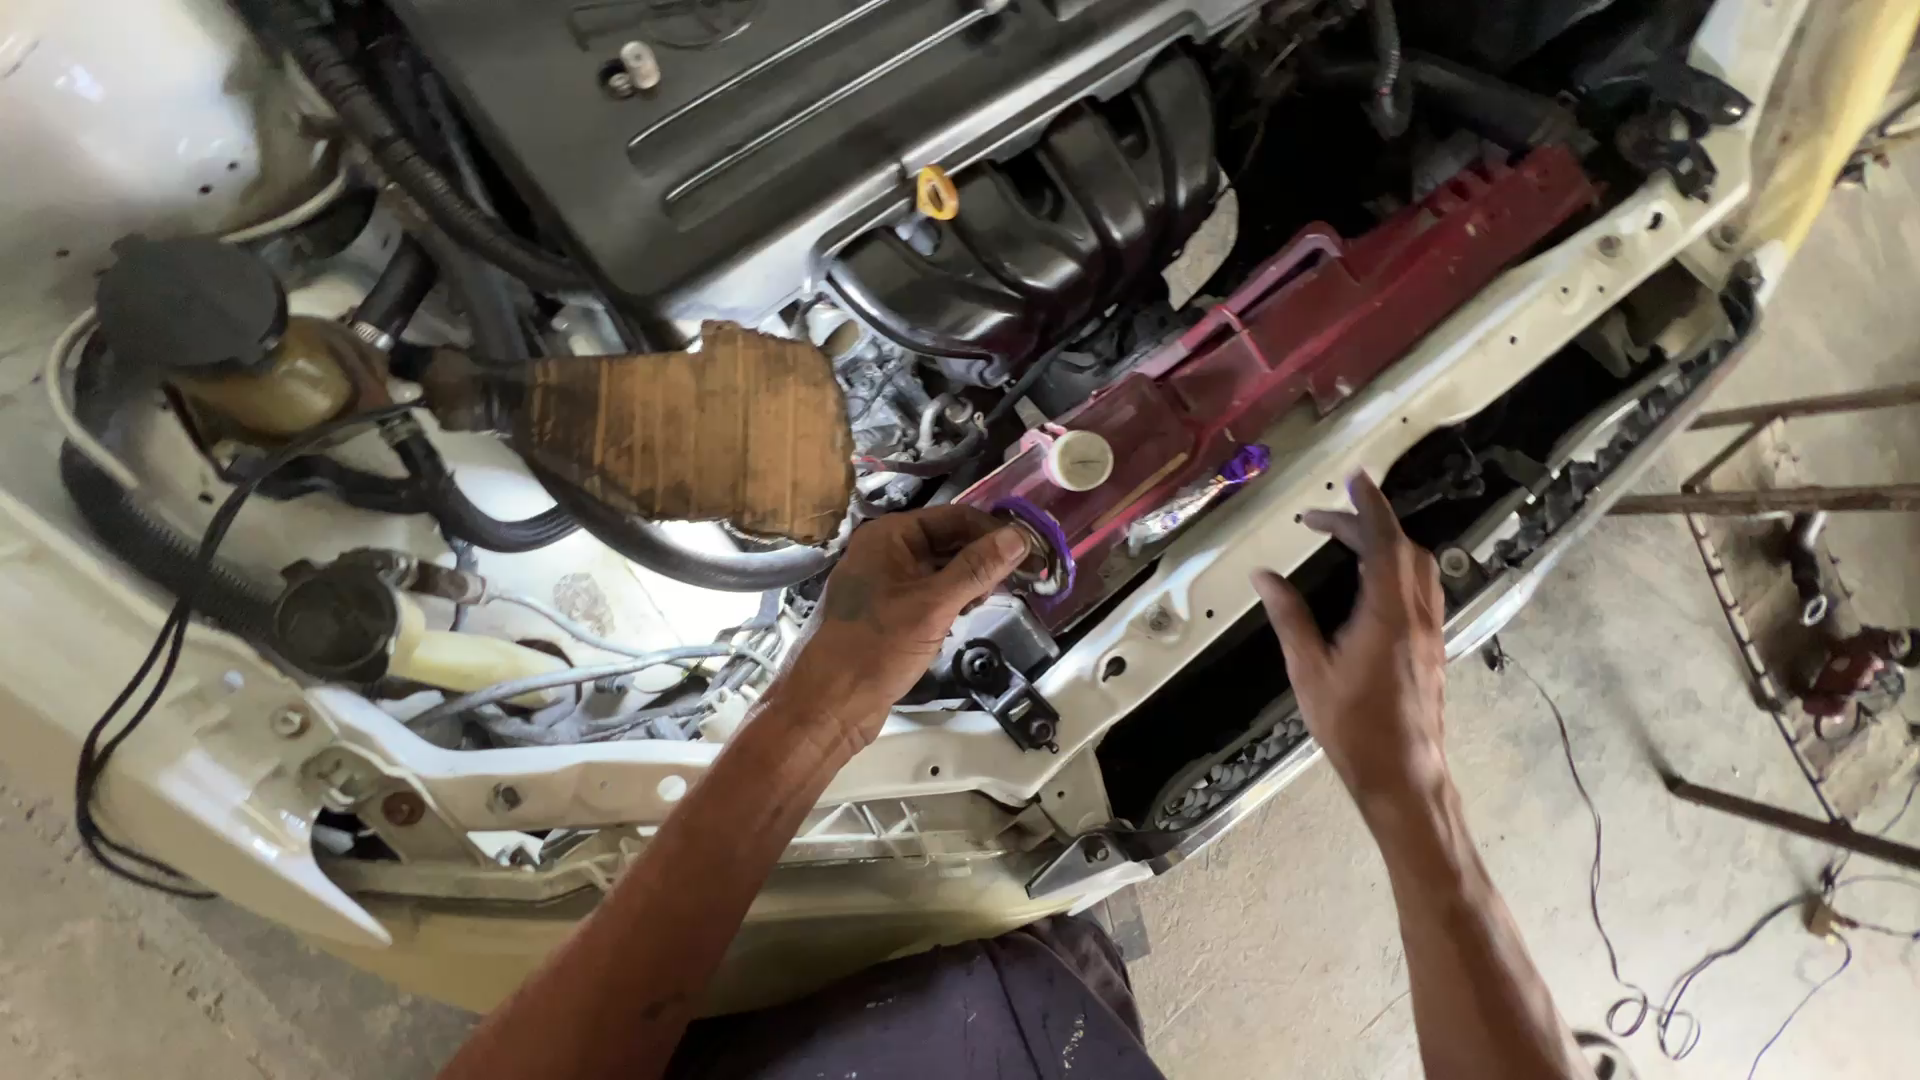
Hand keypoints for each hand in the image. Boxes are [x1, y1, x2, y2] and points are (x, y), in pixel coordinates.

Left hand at [766, 506, 1028, 751]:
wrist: (830, 705)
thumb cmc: (875, 649)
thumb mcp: (933, 606)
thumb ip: (976, 569)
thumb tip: (1018, 537)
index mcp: (889, 536)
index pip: (954, 517)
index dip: (993, 531)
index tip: (1030, 550)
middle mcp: (886, 551)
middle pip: (948, 540)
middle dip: (984, 557)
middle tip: (1023, 576)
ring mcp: (886, 582)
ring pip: (941, 568)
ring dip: (970, 580)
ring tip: (994, 598)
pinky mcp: (890, 611)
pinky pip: (930, 592)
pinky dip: (953, 599)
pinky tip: (968, 614)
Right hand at [1251, 471, 1448, 806]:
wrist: (1403, 775)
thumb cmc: (1351, 725)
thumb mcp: (1307, 669)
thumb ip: (1288, 616)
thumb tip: (1263, 575)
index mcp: (1387, 615)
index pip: (1383, 543)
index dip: (1369, 506)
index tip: (1355, 478)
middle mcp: (1417, 615)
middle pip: (1402, 550)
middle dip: (1366, 524)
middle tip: (1322, 522)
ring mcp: (1430, 632)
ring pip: (1418, 568)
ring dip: (1385, 544)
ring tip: (1345, 543)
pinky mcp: (1430, 647)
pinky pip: (1420, 589)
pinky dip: (1394, 568)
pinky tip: (1367, 583)